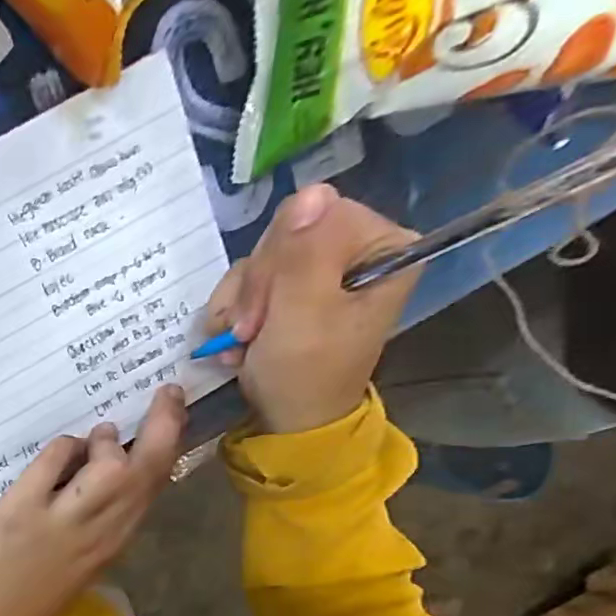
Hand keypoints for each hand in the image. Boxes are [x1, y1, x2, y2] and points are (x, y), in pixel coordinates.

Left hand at [0, 385, 186, 615]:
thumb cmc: (26, 604)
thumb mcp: (77, 570)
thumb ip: (94, 531)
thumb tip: (100, 485)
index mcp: (110, 548)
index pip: (153, 494)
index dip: (169, 452)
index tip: (173, 419)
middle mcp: (97, 534)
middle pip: (144, 474)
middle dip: (162, 427)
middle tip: (166, 395)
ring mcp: (61, 522)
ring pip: (109, 469)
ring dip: (108, 443)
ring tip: (98, 435)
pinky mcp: (22, 511)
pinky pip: (52, 464)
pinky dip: (62, 450)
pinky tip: (59, 452)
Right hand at [203, 184, 421, 434]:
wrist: (289, 422)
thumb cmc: (304, 375)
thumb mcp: (302, 315)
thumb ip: (304, 256)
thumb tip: (309, 192)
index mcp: (382, 248)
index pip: (314, 215)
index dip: (277, 260)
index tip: (264, 312)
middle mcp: (354, 250)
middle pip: (282, 236)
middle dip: (254, 288)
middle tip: (249, 331)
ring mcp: (319, 271)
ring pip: (259, 261)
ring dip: (237, 305)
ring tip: (240, 342)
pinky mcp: (290, 290)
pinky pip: (247, 281)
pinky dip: (233, 312)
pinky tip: (236, 340)